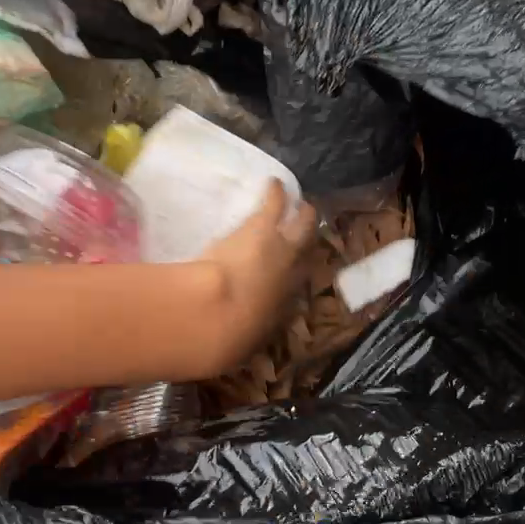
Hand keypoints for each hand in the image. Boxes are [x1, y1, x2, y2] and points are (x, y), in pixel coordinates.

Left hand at [194, 181, 315, 373]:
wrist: (217, 313)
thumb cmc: (227, 337)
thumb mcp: (242, 341)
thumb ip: (246, 332)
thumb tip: (244, 335)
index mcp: (285, 304)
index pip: (297, 285)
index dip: (295, 273)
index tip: (289, 267)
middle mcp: (291, 273)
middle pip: (307, 250)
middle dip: (305, 236)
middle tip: (304, 223)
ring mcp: (281, 246)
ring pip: (300, 224)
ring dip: (296, 212)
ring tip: (290, 198)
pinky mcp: (262, 224)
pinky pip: (275, 202)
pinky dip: (275, 192)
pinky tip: (274, 182)